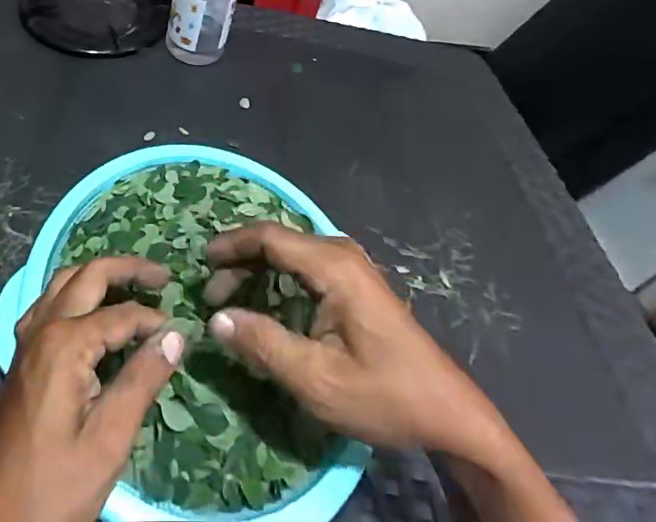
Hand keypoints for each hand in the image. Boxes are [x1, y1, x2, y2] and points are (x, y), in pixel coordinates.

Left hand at [0, 257, 185, 521]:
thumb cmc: (55, 483)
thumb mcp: (108, 440)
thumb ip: (141, 381)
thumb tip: (175, 335)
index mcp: (64, 342)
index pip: (120, 314)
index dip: (153, 318)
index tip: (182, 331)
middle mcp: (42, 326)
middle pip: (87, 275)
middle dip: (126, 269)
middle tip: (163, 276)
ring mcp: (27, 337)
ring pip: (64, 281)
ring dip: (99, 275)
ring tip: (134, 284)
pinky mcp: (22, 352)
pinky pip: (49, 302)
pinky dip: (75, 292)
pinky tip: (91, 309)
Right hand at [205, 225, 572, 520]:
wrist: (454, 418)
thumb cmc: (386, 397)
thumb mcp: (318, 380)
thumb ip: (263, 345)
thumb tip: (216, 319)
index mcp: (333, 267)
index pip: (268, 237)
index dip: (230, 246)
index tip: (201, 266)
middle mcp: (341, 255)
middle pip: (276, 240)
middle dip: (238, 262)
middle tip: (214, 295)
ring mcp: (351, 266)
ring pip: (288, 251)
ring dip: (255, 269)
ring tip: (230, 298)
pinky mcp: (355, 282)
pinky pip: (303, 265)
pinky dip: (275, 276)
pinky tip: (263, 300)